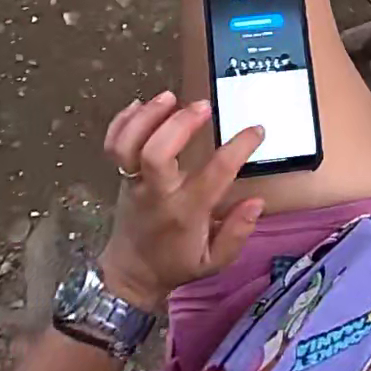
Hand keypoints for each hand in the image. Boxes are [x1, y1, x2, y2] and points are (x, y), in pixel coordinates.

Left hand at [97, 92, 264, 310]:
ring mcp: (133, 182)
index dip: (238, 148)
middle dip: (180, 124)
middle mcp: (157, 193)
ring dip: (148, 116)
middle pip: (157, 152)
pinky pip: (113, 144)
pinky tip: (141, 104)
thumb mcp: (214, 261)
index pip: (215, 174)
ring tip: (170, 96)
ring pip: (129, 144)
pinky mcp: (119, 174)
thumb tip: (256, 202)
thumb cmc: (177, 262)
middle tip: (203, 106)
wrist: (131, 273)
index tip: (256, 130)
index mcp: (185, 212)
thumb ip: (236, 234)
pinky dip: (123, 120)